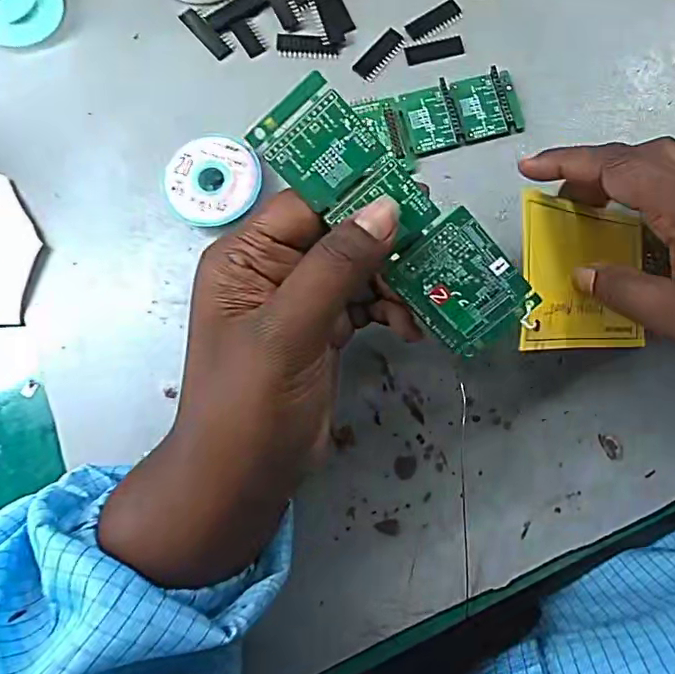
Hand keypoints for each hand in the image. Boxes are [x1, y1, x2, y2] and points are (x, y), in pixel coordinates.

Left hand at [99, 191, 420, 586]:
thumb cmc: (249, 403)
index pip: (308, 205)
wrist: (243, 479)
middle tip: (431, 255)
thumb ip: (336, 266)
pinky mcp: (326, 329)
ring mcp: (303, 302)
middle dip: (386, 249)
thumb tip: (386, 208)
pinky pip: (367, 303)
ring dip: (395, 284)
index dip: (357, 196)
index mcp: (247, 257)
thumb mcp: (290, 329)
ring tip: (419, 307)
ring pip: (361, 270)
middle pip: (341, 236)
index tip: (412, 194)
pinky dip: (391, 311)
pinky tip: (409, 329)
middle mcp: (274, 271)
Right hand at [519, 139, 674, 424]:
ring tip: (590, 206)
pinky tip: (638, 226)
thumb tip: (581, 274)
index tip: (528, 169)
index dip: (568, 164)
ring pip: (661, 165)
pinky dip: (642, 191)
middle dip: (589, 166)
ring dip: (618, 175)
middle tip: (557, 197)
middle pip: (638, 156)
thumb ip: (629, 294)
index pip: (618, 168)